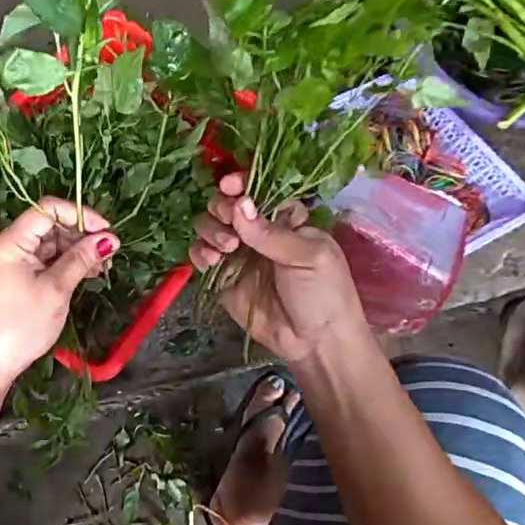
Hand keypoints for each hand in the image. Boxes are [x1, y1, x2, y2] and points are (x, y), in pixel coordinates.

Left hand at [0, 198, 117, 383]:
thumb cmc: (22, 324)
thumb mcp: (56, 289)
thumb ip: (81, 259)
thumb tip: (110, 239)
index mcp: (13, 241)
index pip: (49, 209)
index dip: (80, 214)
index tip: (106, 230)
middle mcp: (12, 245)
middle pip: (53, 225)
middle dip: (83, 235)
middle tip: (109, 254)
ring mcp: (17, 261)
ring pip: (54, 243)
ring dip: (80, 250)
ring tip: (103, 267)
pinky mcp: (23, 276)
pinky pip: (50, 260)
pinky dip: (70, 263)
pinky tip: (90, 273)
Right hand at [190, 173, 363, 363]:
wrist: (315, 342)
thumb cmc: (324, 292)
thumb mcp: (308, 256)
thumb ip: (271, 232)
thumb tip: (239, 204)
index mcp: (284, 218)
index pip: (258, 189)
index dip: (241, 183)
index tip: (230, 186)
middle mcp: (258, 231)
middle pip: (227, 204)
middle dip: (222, 207)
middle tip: (232, 225)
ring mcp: (238, 254)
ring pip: (210, 226)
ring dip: (211, 229)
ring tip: (227, 247)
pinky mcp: (223, 278)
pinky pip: (201, 256)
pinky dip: (200, 252)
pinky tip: (212, 261)